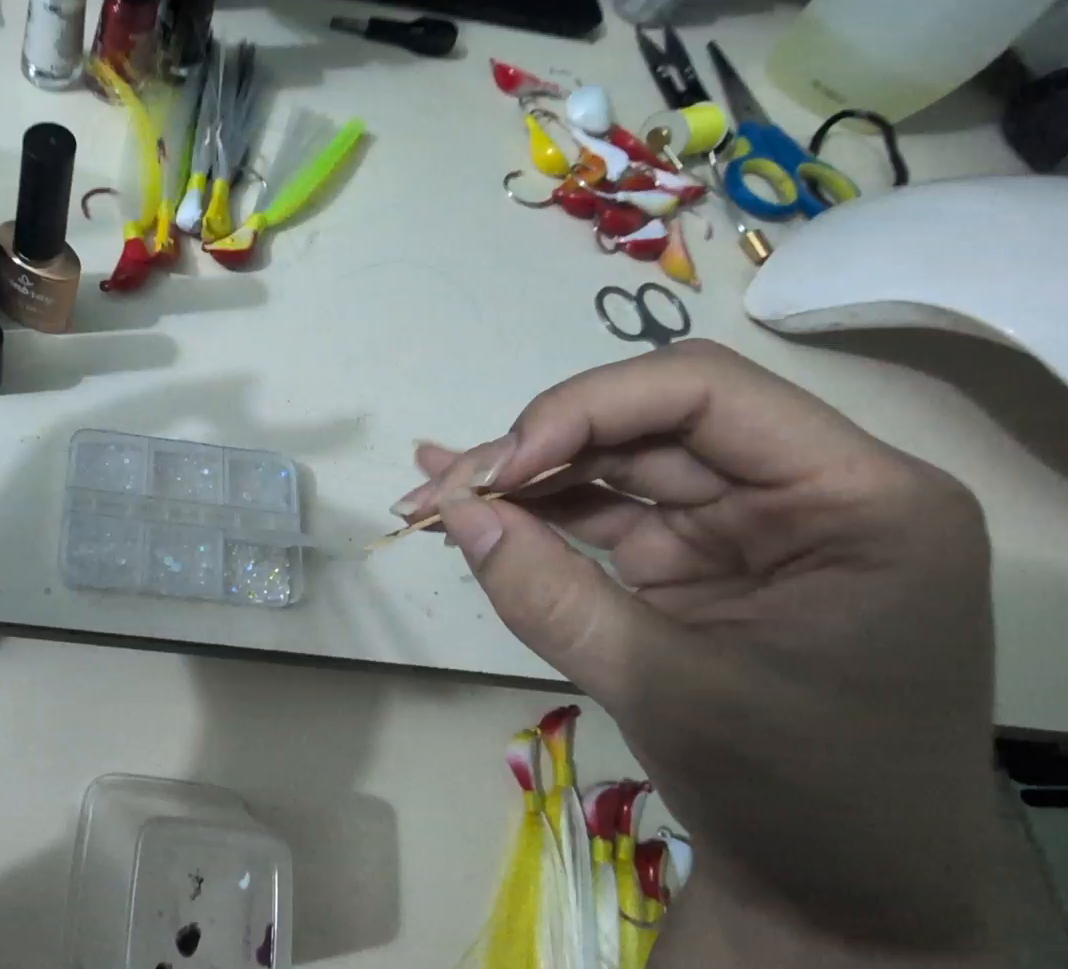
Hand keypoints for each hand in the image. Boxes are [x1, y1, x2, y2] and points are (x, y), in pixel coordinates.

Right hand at [393, 340, 997, 964]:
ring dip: (521, 479)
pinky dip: (537, 513)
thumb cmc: (797, 794)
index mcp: (855, 498)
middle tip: (441, 492)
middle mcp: (803, 490)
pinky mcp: (697, 560)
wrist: (838, 893)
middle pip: (646, 423)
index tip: (502, 471)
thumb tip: (454, 510)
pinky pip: (607, 513)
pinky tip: (468, 509)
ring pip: (614, 462)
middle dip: (535, 450)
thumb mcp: (666, 687)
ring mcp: (745, 525)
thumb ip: (550, 591)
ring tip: (430, 500)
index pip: (704, 391)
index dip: (588, 409)